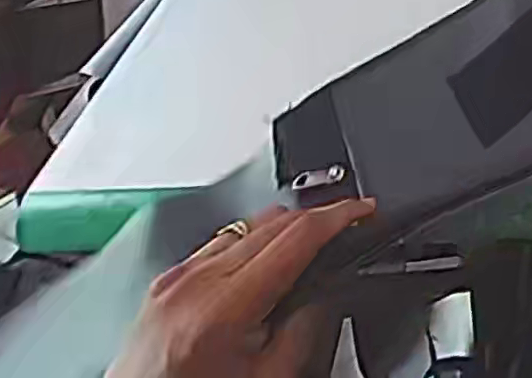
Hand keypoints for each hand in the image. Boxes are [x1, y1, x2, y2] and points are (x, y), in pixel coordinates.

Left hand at [108, 199, 375, 377]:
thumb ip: (308, 322)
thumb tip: (333, 278)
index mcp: (219, 312)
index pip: (298, 235)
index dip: (342, 215)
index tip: (365, 210)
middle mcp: (193, 286)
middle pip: (279, 220)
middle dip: (321, 220)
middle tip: (347, 230)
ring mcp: (175, 280)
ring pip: (254, 223)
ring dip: (289, 228)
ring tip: (308, 251)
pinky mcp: (165, 281)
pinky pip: (225, 240)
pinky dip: (255, 242)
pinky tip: (266, 265)